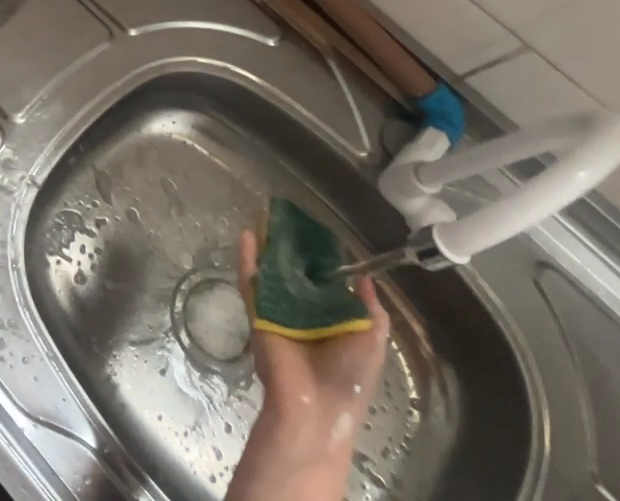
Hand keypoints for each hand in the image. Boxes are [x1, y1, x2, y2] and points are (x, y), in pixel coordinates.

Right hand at [226, 228, 391, 499]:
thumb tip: (365, 277)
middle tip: (288, 216)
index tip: (319, 234)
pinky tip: (248, 234)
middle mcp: (303, 312)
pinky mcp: (257, 312)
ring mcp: (277, 310)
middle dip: (290, 246)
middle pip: (293, 271)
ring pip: (270, 270)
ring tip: (265, 215)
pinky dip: (247, 258)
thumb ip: (370, 308)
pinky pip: (251, 281)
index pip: (324, 282)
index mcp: (331, 319)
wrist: (315, 406)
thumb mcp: (372, 338)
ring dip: (267, 245)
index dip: (322, 258)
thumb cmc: (350, 375)